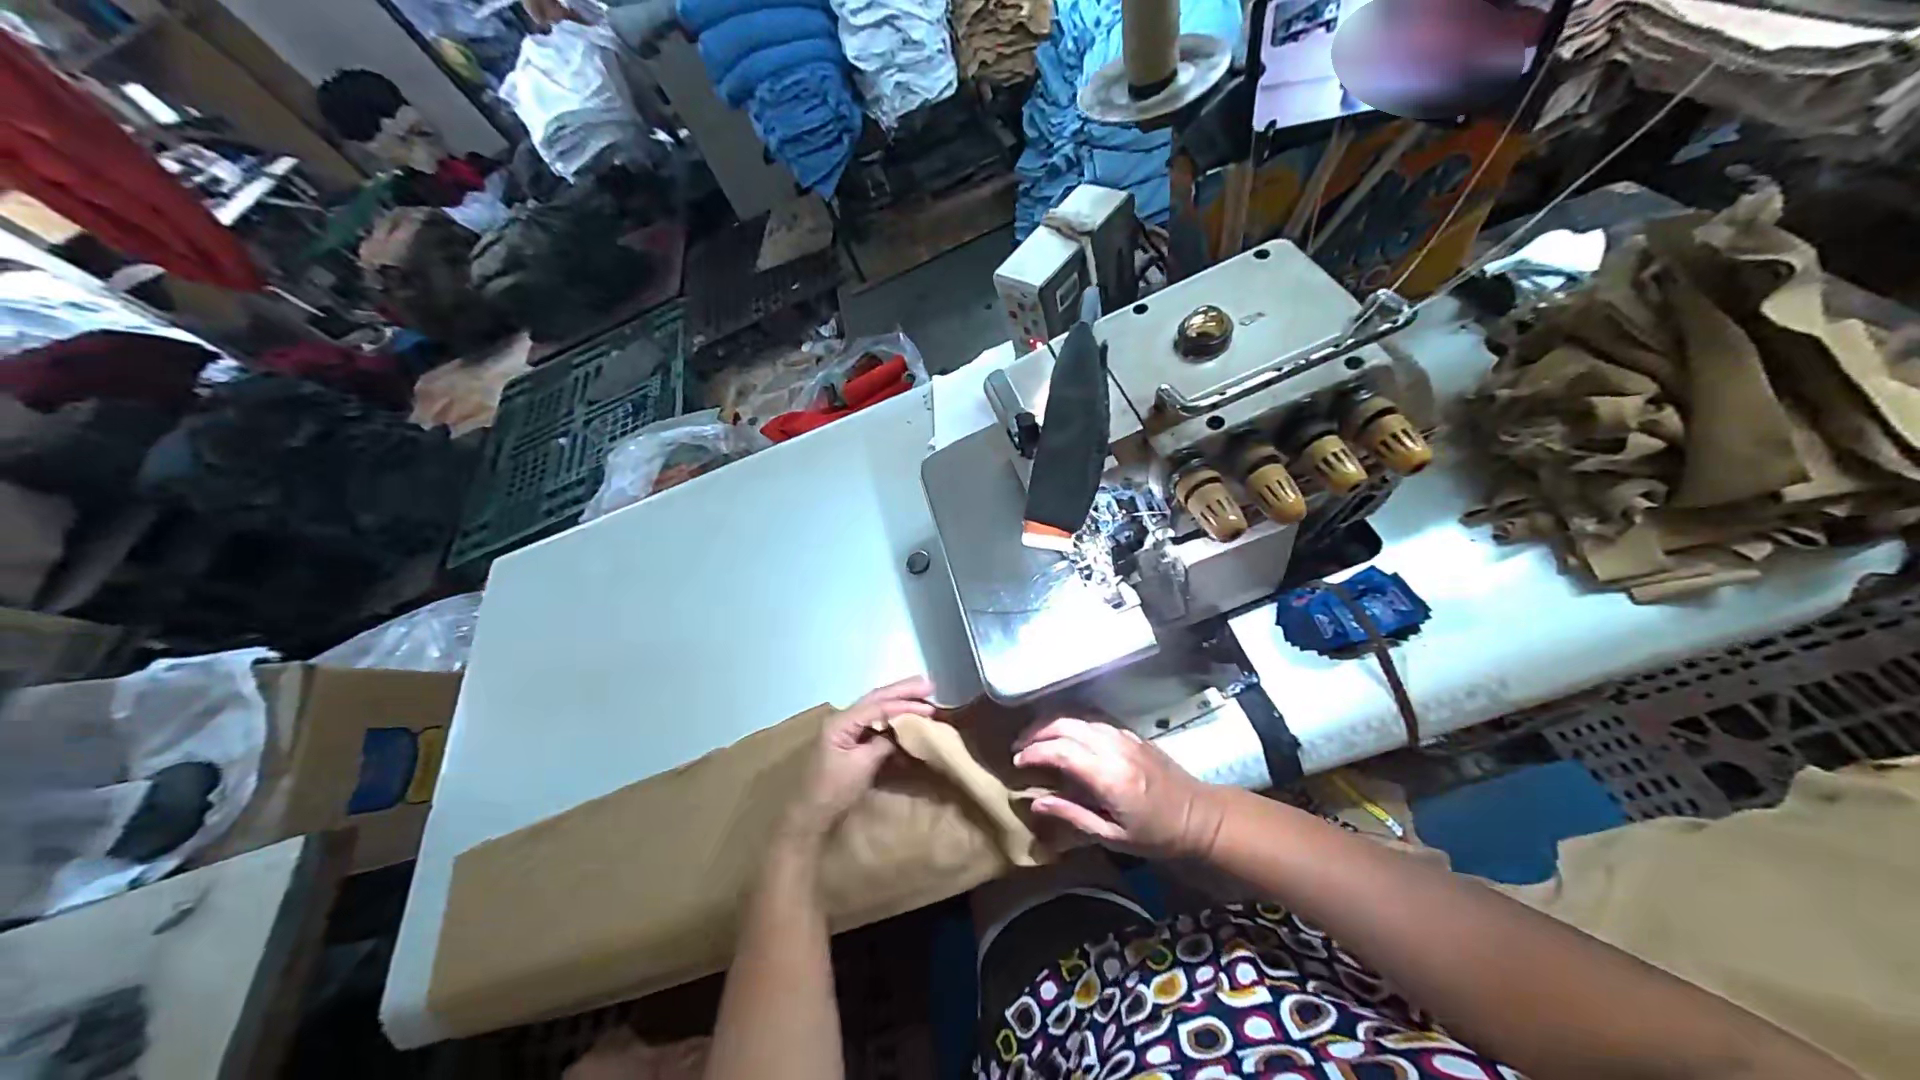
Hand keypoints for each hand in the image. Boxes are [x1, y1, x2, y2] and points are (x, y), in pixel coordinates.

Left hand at [784, 676, 935, 841]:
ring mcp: (846, 729)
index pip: (877, 706)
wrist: (811, 815)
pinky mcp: (851, 741)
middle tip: (928, 684)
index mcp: (840, 721)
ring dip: (899, 701)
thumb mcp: (862, 766)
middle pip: (876, 698)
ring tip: (922, 694)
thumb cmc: (834, 791)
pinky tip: (907, 716)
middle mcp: (842, 719)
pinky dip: (892, 718)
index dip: (904, 704)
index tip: (929, 706)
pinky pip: (874, 723)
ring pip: (876, 707)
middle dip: (903, 690)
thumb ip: (883, 744)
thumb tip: (901, 732)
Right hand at [1013, 717, 1223, 859]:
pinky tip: (1064, 738)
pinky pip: (1094, 721)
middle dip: (1037, 732)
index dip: (1033, 753)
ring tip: (1036, 740)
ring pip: (1079, 718)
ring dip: (1053, 725)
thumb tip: (1035, 802)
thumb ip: (1072, 815)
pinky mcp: (1131, 735)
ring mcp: (1124, 737)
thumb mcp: (1112, 836)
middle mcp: (1114, 748)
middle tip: (1020, 747)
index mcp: (1108, 776)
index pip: (1060, 751)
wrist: (1200, 816)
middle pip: (1065, 725)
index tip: (1016, 762)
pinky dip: (1072, 725)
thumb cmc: (1156, 835)